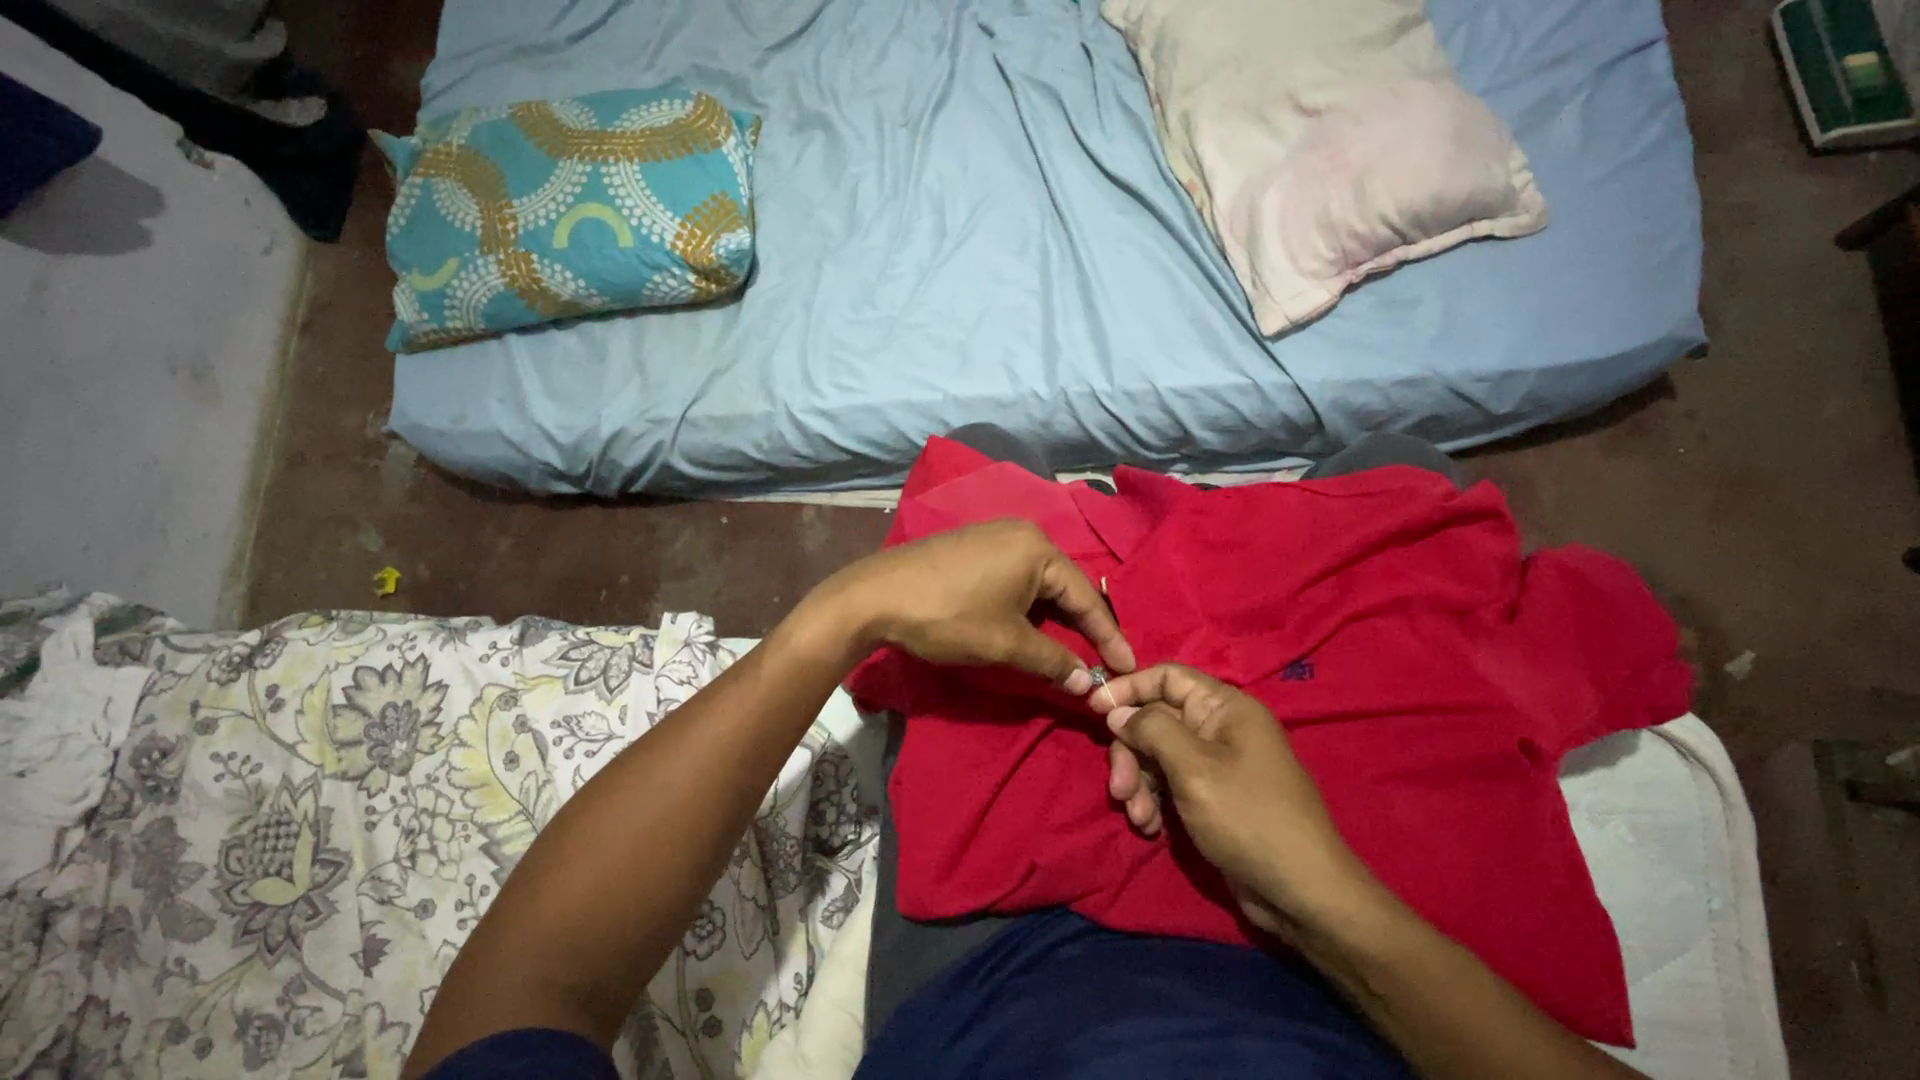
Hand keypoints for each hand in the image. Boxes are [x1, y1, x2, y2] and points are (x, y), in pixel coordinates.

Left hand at [817, 519, 1135, 687]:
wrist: (875, 596)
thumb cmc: (948, 617)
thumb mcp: (1005, 644)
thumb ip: (1053, 662)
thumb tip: (1088, 684)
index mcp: (1038, 548)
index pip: (1087, 597)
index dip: (1109, 637)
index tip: (1129, 668)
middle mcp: (1023, 532)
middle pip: (1066, 585)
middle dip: (1085, 625)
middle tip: (1107, 660)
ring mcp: (995, 535)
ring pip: (1040, 582)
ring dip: (1056, 616)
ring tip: (1076, 648)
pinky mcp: (974, 546)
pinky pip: (1017, 576)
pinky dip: (1031, 603)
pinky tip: (1034, 625)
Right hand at [1091, 664, 1378, 939]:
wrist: (1300, 892)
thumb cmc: (1248, 818)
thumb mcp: (1193, 769)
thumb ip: (1151, 730)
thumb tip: (1117, 710)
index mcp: (1225, 708)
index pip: (1168, 676)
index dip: (1129, 687)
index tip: (1095, 710)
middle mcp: (1221, 729)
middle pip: (1157, 720)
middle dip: (1131, 752)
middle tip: (1118, 788)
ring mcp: (1217, 764)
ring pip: (1158, 755)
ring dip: (1140, 782)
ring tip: (1139, 816)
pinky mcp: (1212, 797)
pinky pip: (1171, 784)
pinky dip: (1155, 801)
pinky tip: (1150, 827)